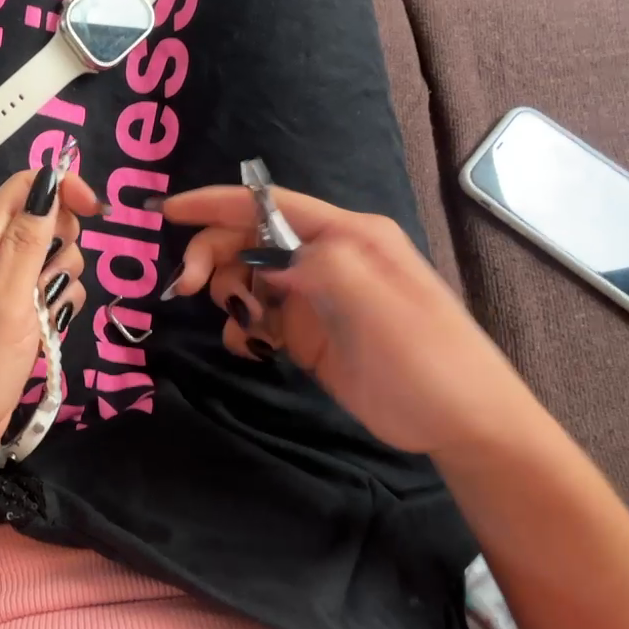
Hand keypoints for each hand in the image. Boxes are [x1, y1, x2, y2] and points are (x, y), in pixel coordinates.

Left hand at [0, 165, 98, 467]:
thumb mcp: (6, 298)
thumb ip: (27, 240)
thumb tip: (49, 180)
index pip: (27, 184)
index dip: (63, 188)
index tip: (95, 211)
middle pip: (47, 218)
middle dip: (64, 243)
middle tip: (48, 281)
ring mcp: (5, 284)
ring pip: (55, 256)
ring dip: (62, 281)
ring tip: (43, 315)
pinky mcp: (16, 312)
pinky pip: (52, 291)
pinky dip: (59, 307)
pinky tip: (48, 331)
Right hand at [160, 186, 538, 457]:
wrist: (463, 426)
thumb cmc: (429, 359)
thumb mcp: (379, 304)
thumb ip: (321, 263)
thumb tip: (269, 254)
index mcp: (347, 236)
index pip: (268, 204)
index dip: (214, 203)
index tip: (166, 212)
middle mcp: (326, 258)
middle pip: (248, 240)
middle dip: (211, 256)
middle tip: (184, 288)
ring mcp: (315, 297)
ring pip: (246, 279)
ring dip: (226, 296)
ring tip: (242, 329)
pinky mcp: (305, 333)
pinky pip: (255, 318)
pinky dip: (241, 329)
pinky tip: (252, 348)